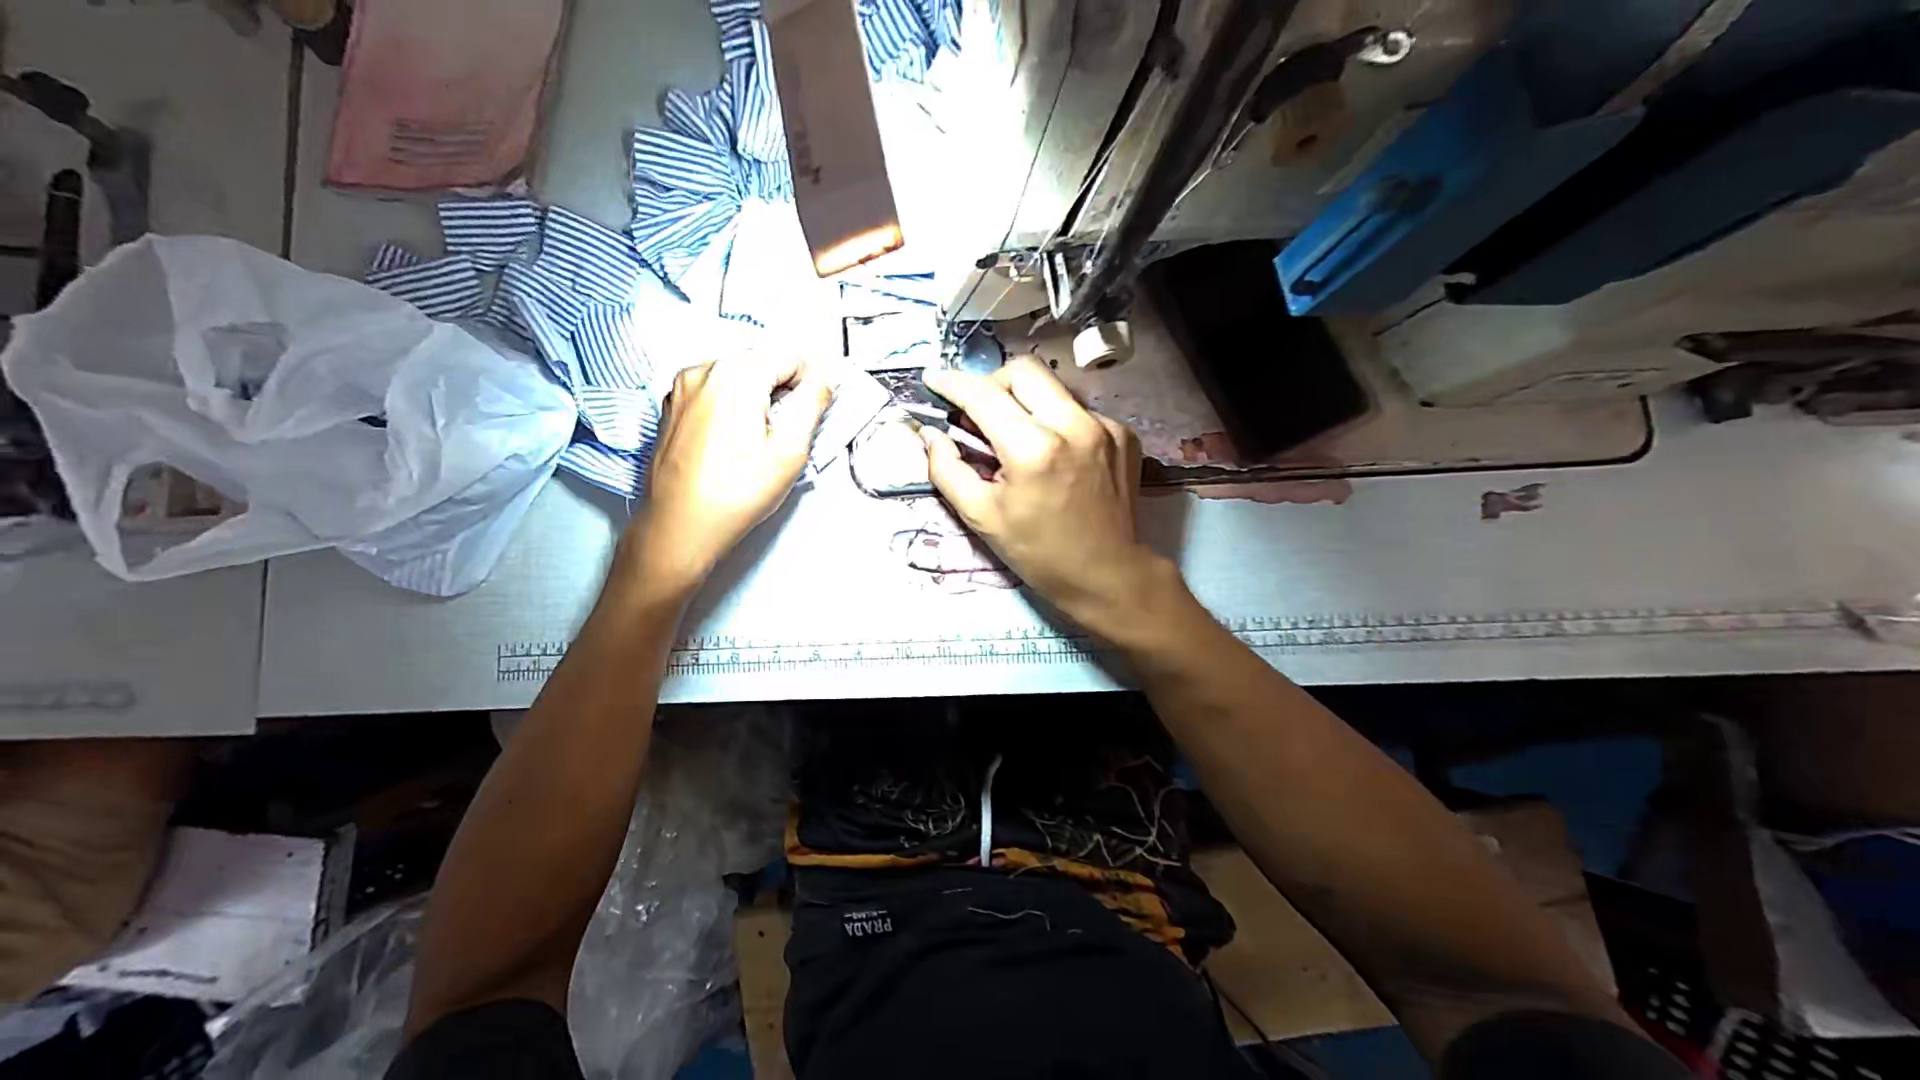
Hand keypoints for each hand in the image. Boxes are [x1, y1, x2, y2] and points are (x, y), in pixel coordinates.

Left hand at [623, 355, 831, 597]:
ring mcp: (682, 390)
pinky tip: (734, 447)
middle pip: (761, 364)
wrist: (680, 526)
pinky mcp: (673, 409)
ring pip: (737, 379)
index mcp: (735, 375)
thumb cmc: (729, 496)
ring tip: (758, 445)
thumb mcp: (790, 449)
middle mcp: (703, 372)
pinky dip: (731, 411)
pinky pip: (713, 395)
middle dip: (781, 392)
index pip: (789, 356)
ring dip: (755, 402)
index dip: (810, 382)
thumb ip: (812, 402)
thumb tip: (822, 380)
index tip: (813, 407)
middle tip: (787, 434)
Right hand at [919, 357, 1160, 623]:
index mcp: (1033, 449)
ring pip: (1053, 387)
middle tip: (981, 413)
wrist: (1107, 574)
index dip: (952, 383)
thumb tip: (930, 434)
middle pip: (1023, 370)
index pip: (983, 395)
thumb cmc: (1038, 552)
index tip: (934, 381)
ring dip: (1027, 402)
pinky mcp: (1123, 434)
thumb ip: (947, 469)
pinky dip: (1057, 423)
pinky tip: (1056, 455)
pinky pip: (1078, 410)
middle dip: (993, 383)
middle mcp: (1073, 426)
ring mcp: (1104, 426)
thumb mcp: (981, 517)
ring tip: (1019, 437)